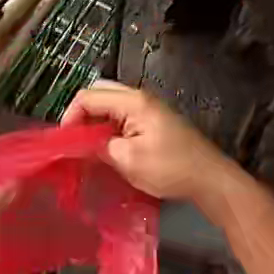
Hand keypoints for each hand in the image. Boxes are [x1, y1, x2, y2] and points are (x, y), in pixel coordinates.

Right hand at [63, 81, 246, 206]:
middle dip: (81, 117)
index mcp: (133, 101)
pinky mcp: (154, 121)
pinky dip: (109, 129)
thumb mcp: (128, 160)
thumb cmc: (170, 168)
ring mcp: (149, 108)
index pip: (88, 96)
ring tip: (87, 150)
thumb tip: (78, 144)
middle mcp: (140, 97)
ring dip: (95, 124)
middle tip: (74, 144)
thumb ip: (99, 148)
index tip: (64, 144)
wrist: (209, 178)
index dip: (70, 117)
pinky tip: (106, 150)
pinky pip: (122, 117)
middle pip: (99, 95)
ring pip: (110, 106)